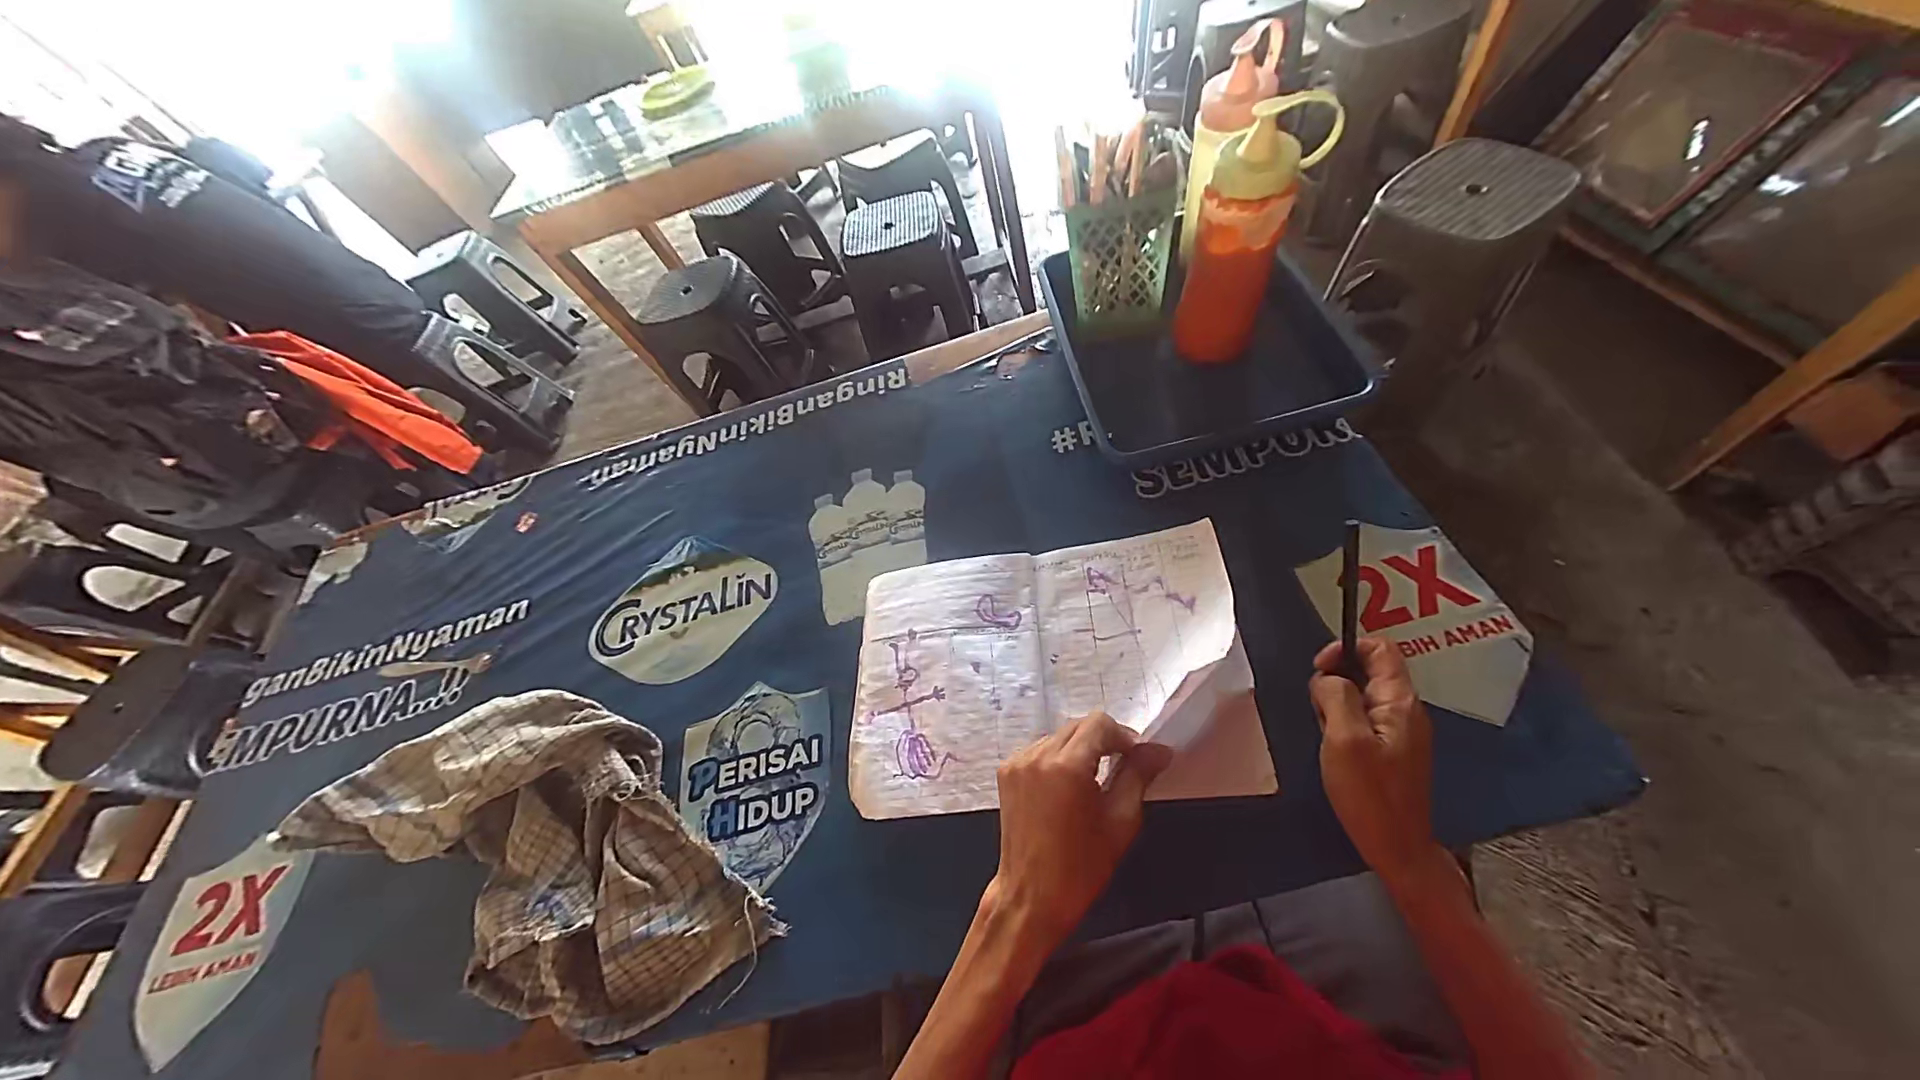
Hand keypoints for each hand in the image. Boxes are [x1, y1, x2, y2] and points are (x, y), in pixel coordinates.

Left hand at [990, 712, 1174, 944]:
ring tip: (1092, 782)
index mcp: (1066, 766)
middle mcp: (1038, 755)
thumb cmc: (1081, 867)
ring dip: (1080, 749)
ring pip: (1059, 736)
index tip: (1135, 757)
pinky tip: (1067, 788)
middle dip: (1102, 741)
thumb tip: (1159, 749)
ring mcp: (1018, 762)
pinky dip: (1057, 759)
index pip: (1099, 723)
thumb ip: (1139, 775)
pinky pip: (1040, 750)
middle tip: (1120, 768)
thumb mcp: (1120, 821)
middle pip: (1078, 726)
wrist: (1032, 895)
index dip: (1122, 736)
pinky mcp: (1007, 771)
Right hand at [1310, 637, 1438, 885]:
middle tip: (1319, 710)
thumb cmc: (1369, 793)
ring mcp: (1401, 731)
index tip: (1320, 669)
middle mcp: (1406, 711)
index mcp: (1399, 702)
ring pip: (1362, 695)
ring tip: (1327, 732)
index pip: (1380, 648)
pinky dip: (1342, 722)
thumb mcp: (1344, 738)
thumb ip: (1335, 697)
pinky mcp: (1392, 750)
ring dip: (1336, 704)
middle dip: (1336, 680)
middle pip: (1369, 670)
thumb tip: (1328, 678)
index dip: (1346, 648)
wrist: (1397, 847)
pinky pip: (1363, 718)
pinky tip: (1334, 746)